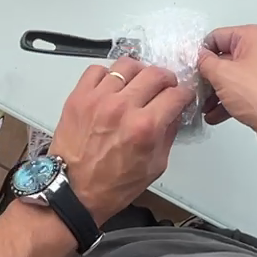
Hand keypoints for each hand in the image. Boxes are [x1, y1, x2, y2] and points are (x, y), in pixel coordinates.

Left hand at [45, 57, 195, 223]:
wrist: (72, 192)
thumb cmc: (109, 186)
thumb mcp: (154, 167)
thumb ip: (167, 136)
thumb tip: (173, 114)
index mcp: (145, 128)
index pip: (176, 94)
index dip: (185, 94)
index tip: (182, 96)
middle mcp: (122, 108)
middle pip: (155, 74)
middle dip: (167, 79)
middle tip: (165, 86)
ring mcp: (98, 99)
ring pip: (127, 65)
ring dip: (139, 72)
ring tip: (139, 82)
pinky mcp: (78, 97)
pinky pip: (96, 70)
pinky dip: (108, 74)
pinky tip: (112, 86)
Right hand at [198, 25, 256, 164]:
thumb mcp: (222, 75)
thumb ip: (205, 62)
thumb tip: (199, 56)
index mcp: (255, 37)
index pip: (218, 37)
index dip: (201, 53)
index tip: (190, 69)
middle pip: (226, 57)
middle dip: (208, 76)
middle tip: (194, 90)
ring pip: (234, 76)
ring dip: (216, 92)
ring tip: (203, 107)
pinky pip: (244, 90)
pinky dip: (230, 101)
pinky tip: (214, 116)